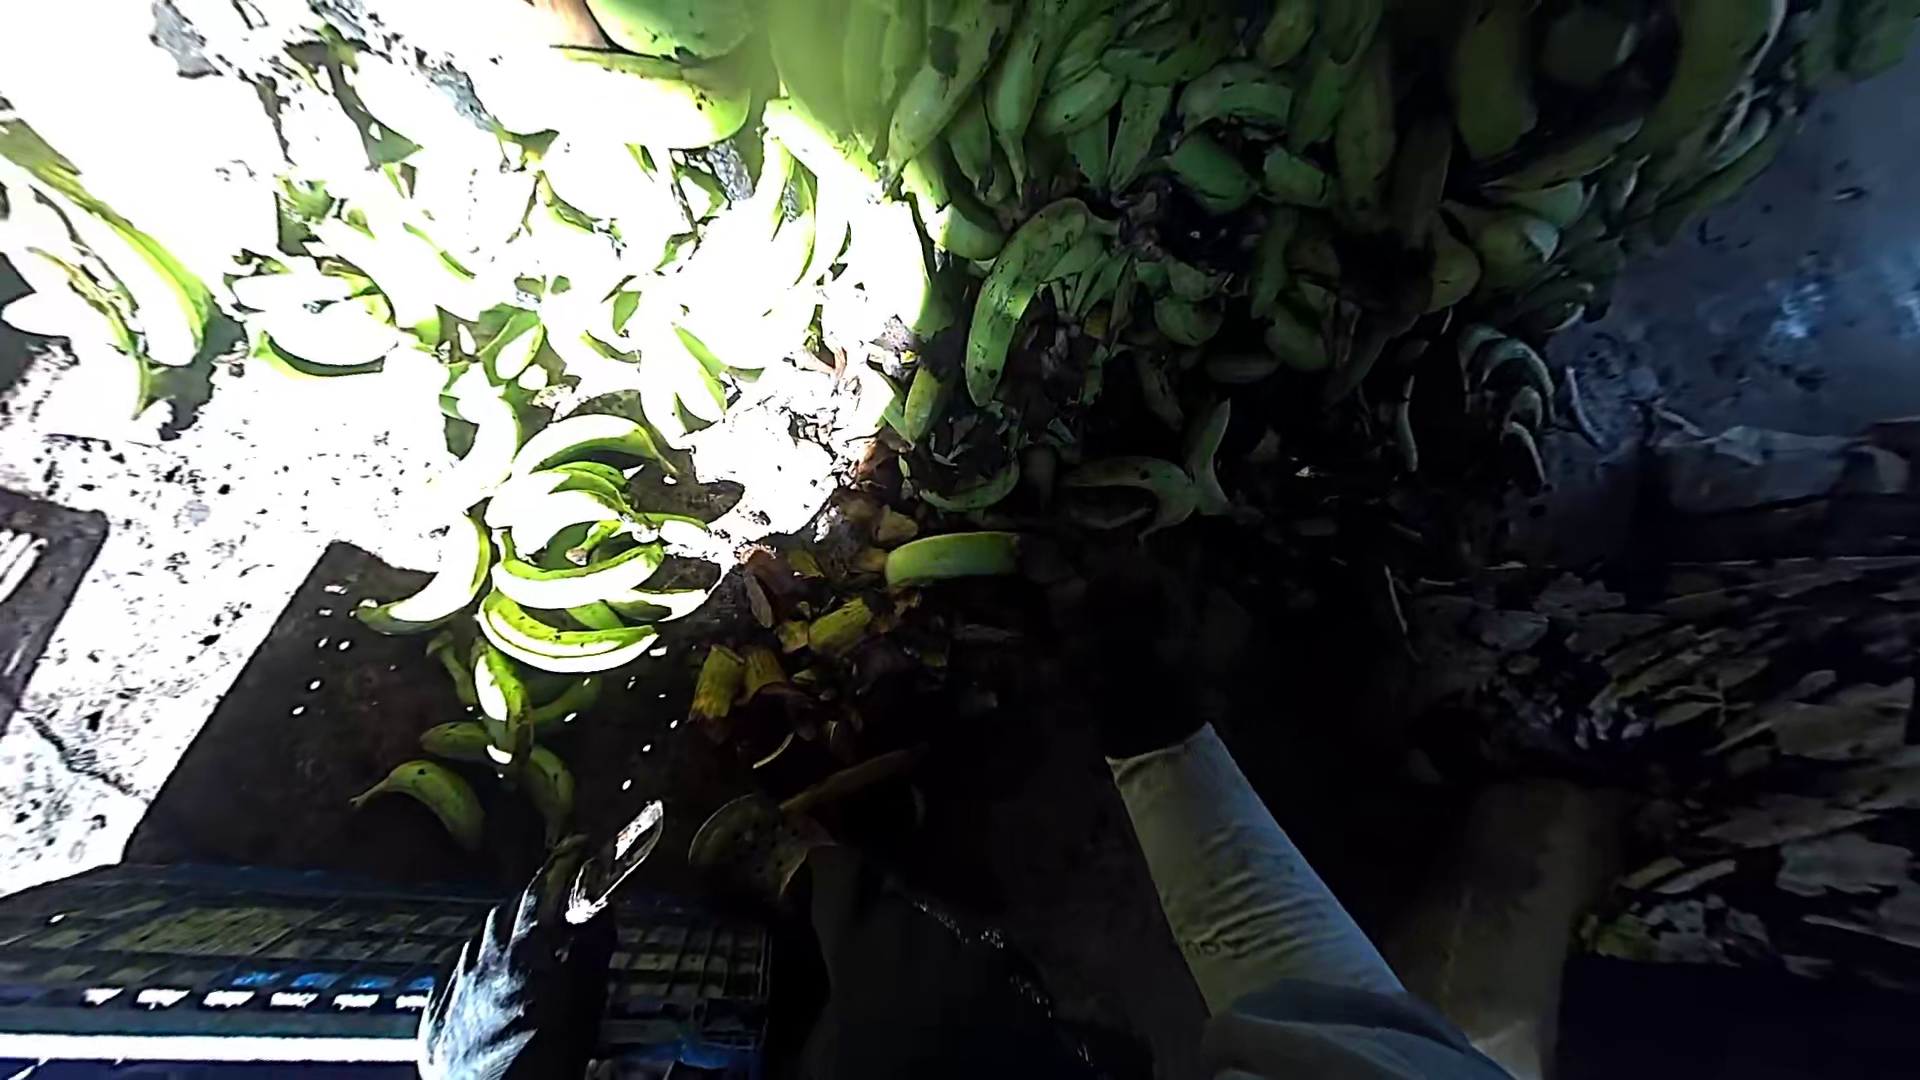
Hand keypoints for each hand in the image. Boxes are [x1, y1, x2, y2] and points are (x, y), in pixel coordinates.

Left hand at [418, 846, 615, 1079]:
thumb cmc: (555, 1047)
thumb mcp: (589, 989)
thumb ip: (595, 940)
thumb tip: (603, 903)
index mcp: (525, 947)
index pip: (544, 886)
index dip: (563, 862)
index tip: (579, 846)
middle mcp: (485, 958)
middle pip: (511, 908)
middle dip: (537, 892)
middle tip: (560, 888)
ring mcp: (455, 987)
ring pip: (481, 935)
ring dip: (507, 921)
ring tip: (527, 923)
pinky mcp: (434, 1018)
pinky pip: (453, 968)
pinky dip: (475, 954)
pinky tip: (486, 960)